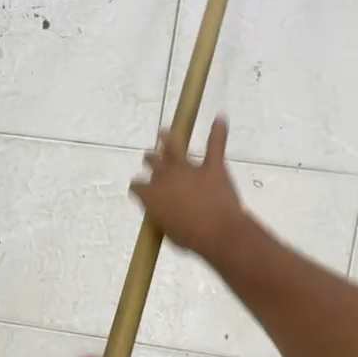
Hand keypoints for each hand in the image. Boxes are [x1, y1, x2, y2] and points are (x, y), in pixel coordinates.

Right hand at [131, 116, 251, 254]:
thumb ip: (161, 217)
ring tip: (163, 130)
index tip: (139, 189)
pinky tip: (220, 117)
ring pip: (174, 148)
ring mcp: (189, 169)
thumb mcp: (166, 231)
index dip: (138, 187)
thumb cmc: (189, 238)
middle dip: (150, 160)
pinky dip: (219, 131)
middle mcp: (165, 177)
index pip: (137, 186)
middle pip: (153, 163)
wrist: (217, 232)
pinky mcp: (213, 166)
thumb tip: (162, 213)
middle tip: (148, 157)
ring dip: (168, 138)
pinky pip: (215, 144)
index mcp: (150, 195)